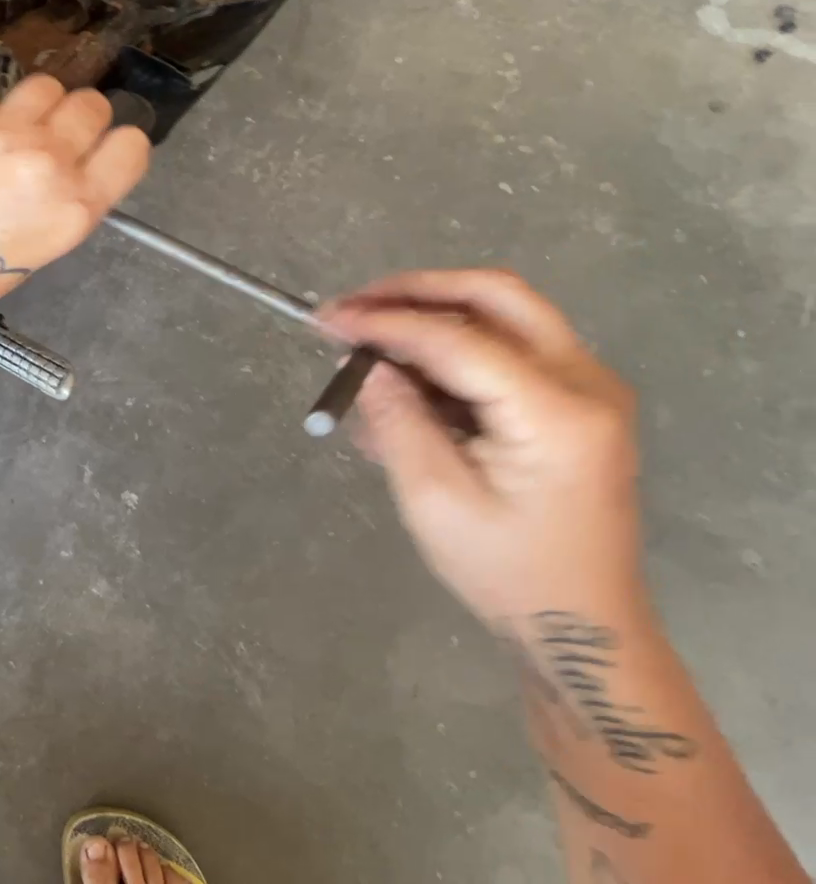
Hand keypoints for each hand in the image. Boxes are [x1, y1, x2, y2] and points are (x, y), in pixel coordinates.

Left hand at [0, 75, 149, 340]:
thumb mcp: (43, 249)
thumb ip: (69, 200)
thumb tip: (76, 163)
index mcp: (77, 205)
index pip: (131, 145)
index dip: (116, 147)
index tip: (98, 153)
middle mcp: (48, 161)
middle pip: (92, 104)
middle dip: (78, 121)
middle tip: (52, 143)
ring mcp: (1, 134)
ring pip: (46, 86)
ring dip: (38, 106)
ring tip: (15, 133)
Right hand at [319, 270, 644, 625]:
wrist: (581, 619)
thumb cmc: (504, 567)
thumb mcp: (433, 496)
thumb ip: (397, 419)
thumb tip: (363, 362)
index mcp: (556, 412)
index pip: (457, 338)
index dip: (384, 321)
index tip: (324, 320)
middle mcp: (585, 382)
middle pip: (497, 297)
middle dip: (415, 291)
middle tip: (352, 306)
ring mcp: (585, 389)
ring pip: (502, 316)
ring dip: (429, 319)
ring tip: (364, 349)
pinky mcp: (570, 403)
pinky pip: (503, 352)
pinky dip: (447, 353)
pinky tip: (399, 384)